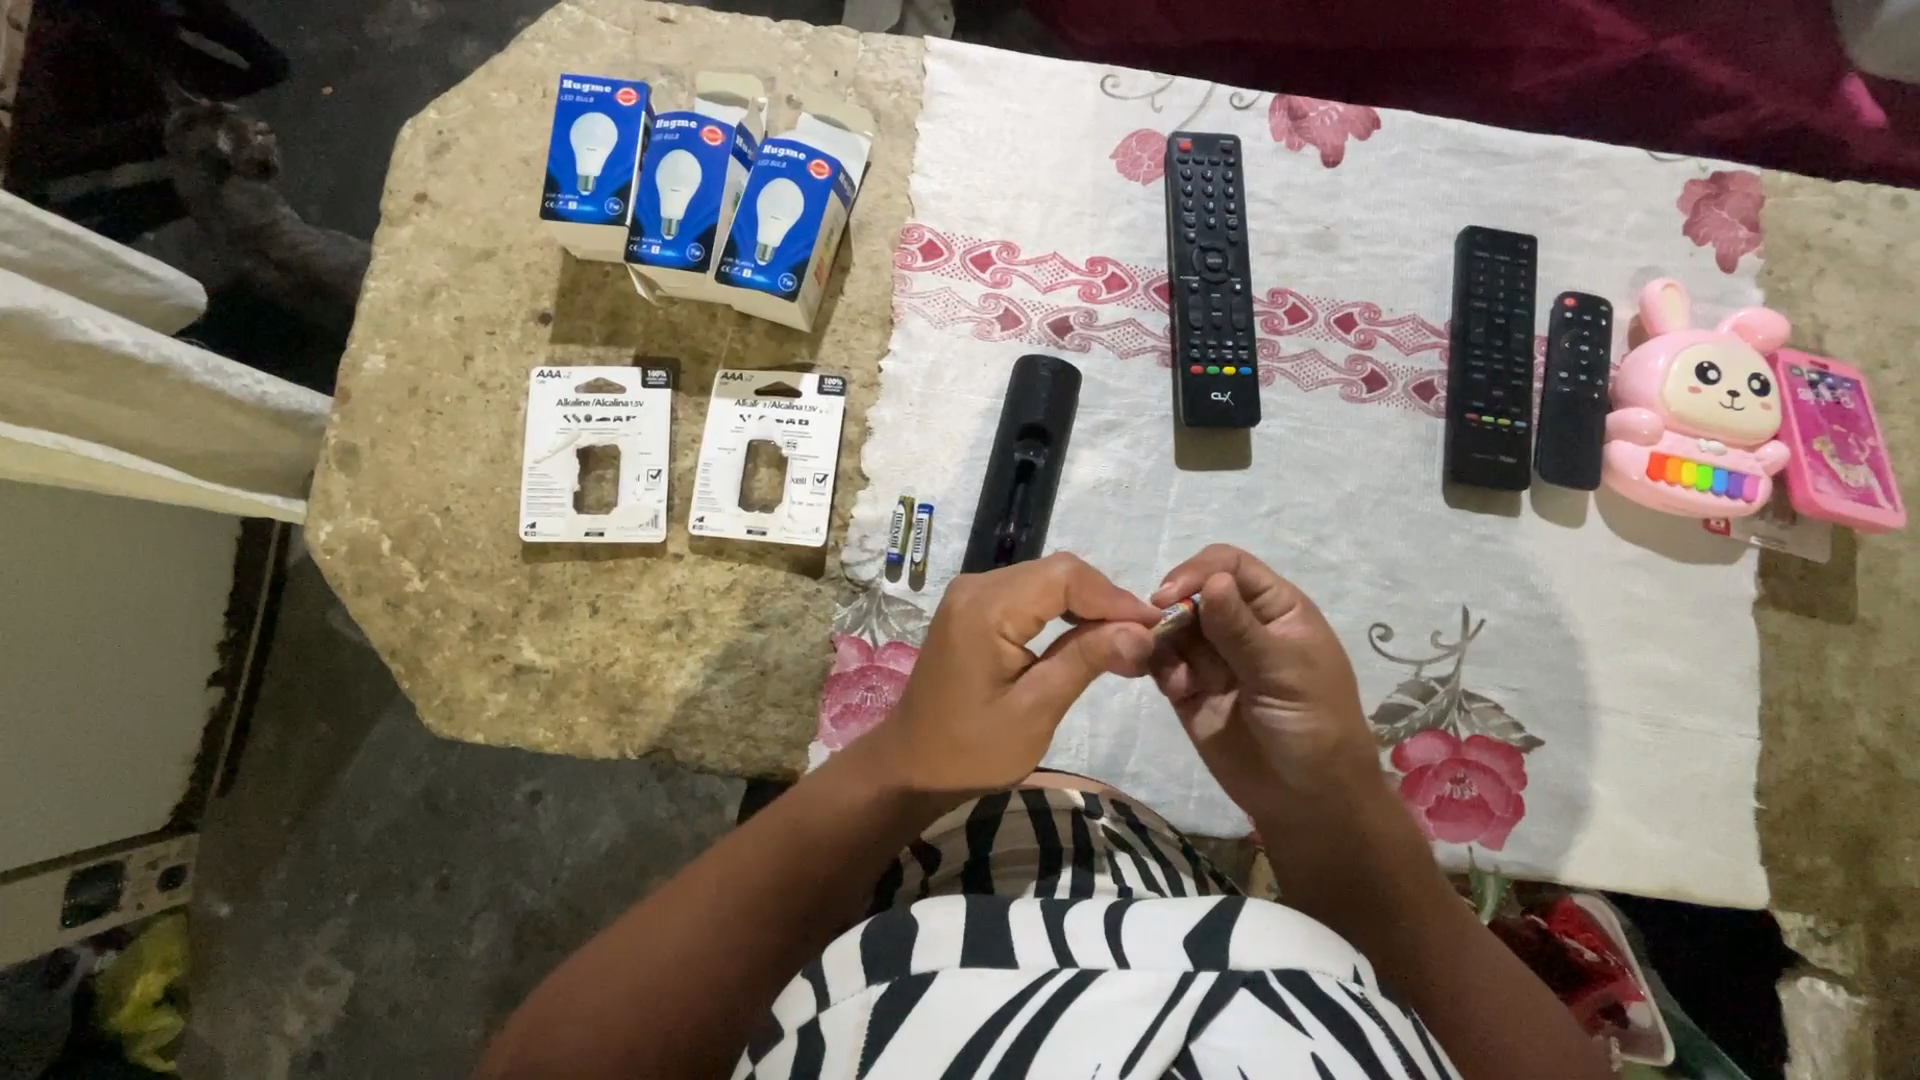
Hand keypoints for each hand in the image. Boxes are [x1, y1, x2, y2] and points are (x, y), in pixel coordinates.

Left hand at [858, 553, 1159, 795]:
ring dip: (1087, 606)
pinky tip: (1086, 639)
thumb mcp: (1035, 710)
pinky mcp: (972, 608)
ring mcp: (970, 594)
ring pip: (1045, 580)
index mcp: (986, 608)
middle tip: (1143, 643)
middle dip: (1105, 602)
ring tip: (1123, 644)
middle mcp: (976, 587)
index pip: (1066, 576)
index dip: (1115, 597)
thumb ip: (1086, 660)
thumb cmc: (970, 751)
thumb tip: (1144, 630)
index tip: (1155, 630)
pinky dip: (1061, 612)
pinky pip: (1027, 594)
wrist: (910, 767)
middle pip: (1057, 572)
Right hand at [1148, 545, 1379, 819]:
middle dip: (1172, 607)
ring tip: (1173, 672)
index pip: (1230, 566)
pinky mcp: (1188, 689)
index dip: (1198, 571)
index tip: (1169, 594)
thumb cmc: (1314, 727)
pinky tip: (1177, 690)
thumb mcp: (1285, 673)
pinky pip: (1162, 663)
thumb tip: (1212, 578)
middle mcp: (1240, 626)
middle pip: (1193, 593)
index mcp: (1276, 610)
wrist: (1308, 802)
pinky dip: (1158, 667)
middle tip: (1156, 631)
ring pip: (1172, 627)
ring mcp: (1212, 658)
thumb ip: (1241, 629)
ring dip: (1161, 639)